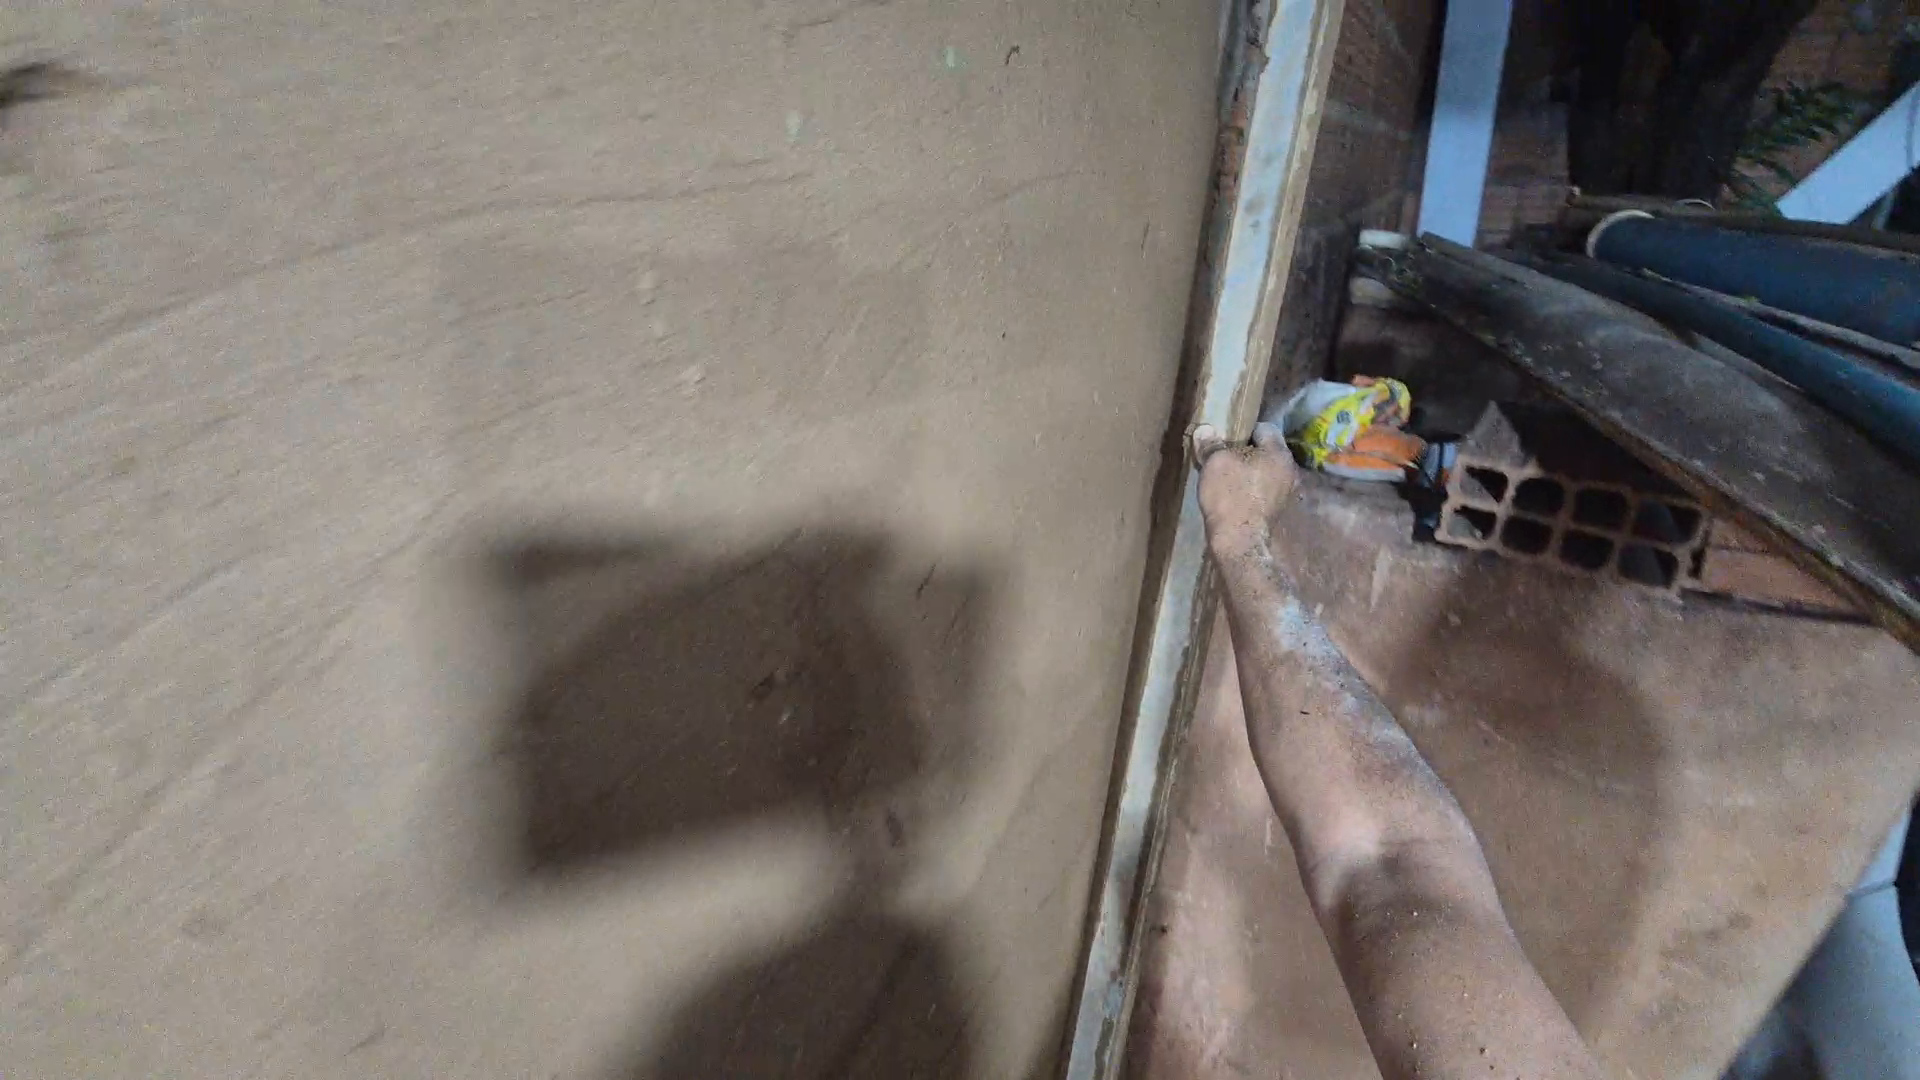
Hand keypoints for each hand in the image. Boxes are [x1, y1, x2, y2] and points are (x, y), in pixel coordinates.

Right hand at [1192, 422, 1298, 557]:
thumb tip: (1204, 430)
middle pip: (1266, 451)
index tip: (1226, 436)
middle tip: (1223, 455)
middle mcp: (1290, 470)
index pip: (1265, 428)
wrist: (1239, 541)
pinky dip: (1250, 488)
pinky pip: (1263, 490)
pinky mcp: (1277, 510)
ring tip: (1226, 476)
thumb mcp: (1214, 463)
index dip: (1244, 429)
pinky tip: (1233, 495)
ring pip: (1265, 471)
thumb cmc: (1230, 495)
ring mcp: (1286, 492)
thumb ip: (1211, 444)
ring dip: (1248, 471)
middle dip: (1246, 451)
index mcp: (1279, 453)